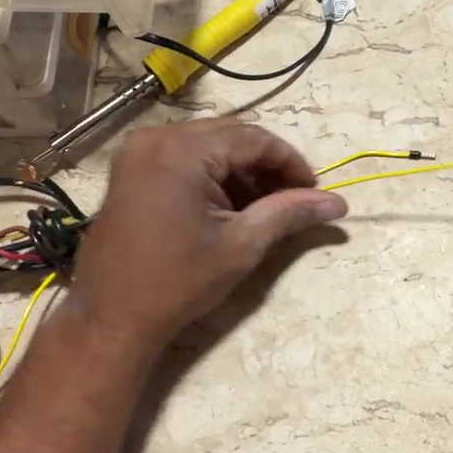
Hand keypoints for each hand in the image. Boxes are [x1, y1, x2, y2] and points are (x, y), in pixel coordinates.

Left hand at [67, 120, 345, 344]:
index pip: (253, 138)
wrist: (113, 316)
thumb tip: (339, 204)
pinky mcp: (131, 171)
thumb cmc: (179, 281)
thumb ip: (289, 213)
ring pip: (208, 146)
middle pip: (230, 136)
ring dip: (241, 171)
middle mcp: (155, 138)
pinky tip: (230, 208)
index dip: (290, 162)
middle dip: (266, 166)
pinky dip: (213, 176)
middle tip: (293, 200)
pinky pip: (184, 158)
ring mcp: (137, 152)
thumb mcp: (242, 245)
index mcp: (181, 151)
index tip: (314, 192)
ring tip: (264, 209)